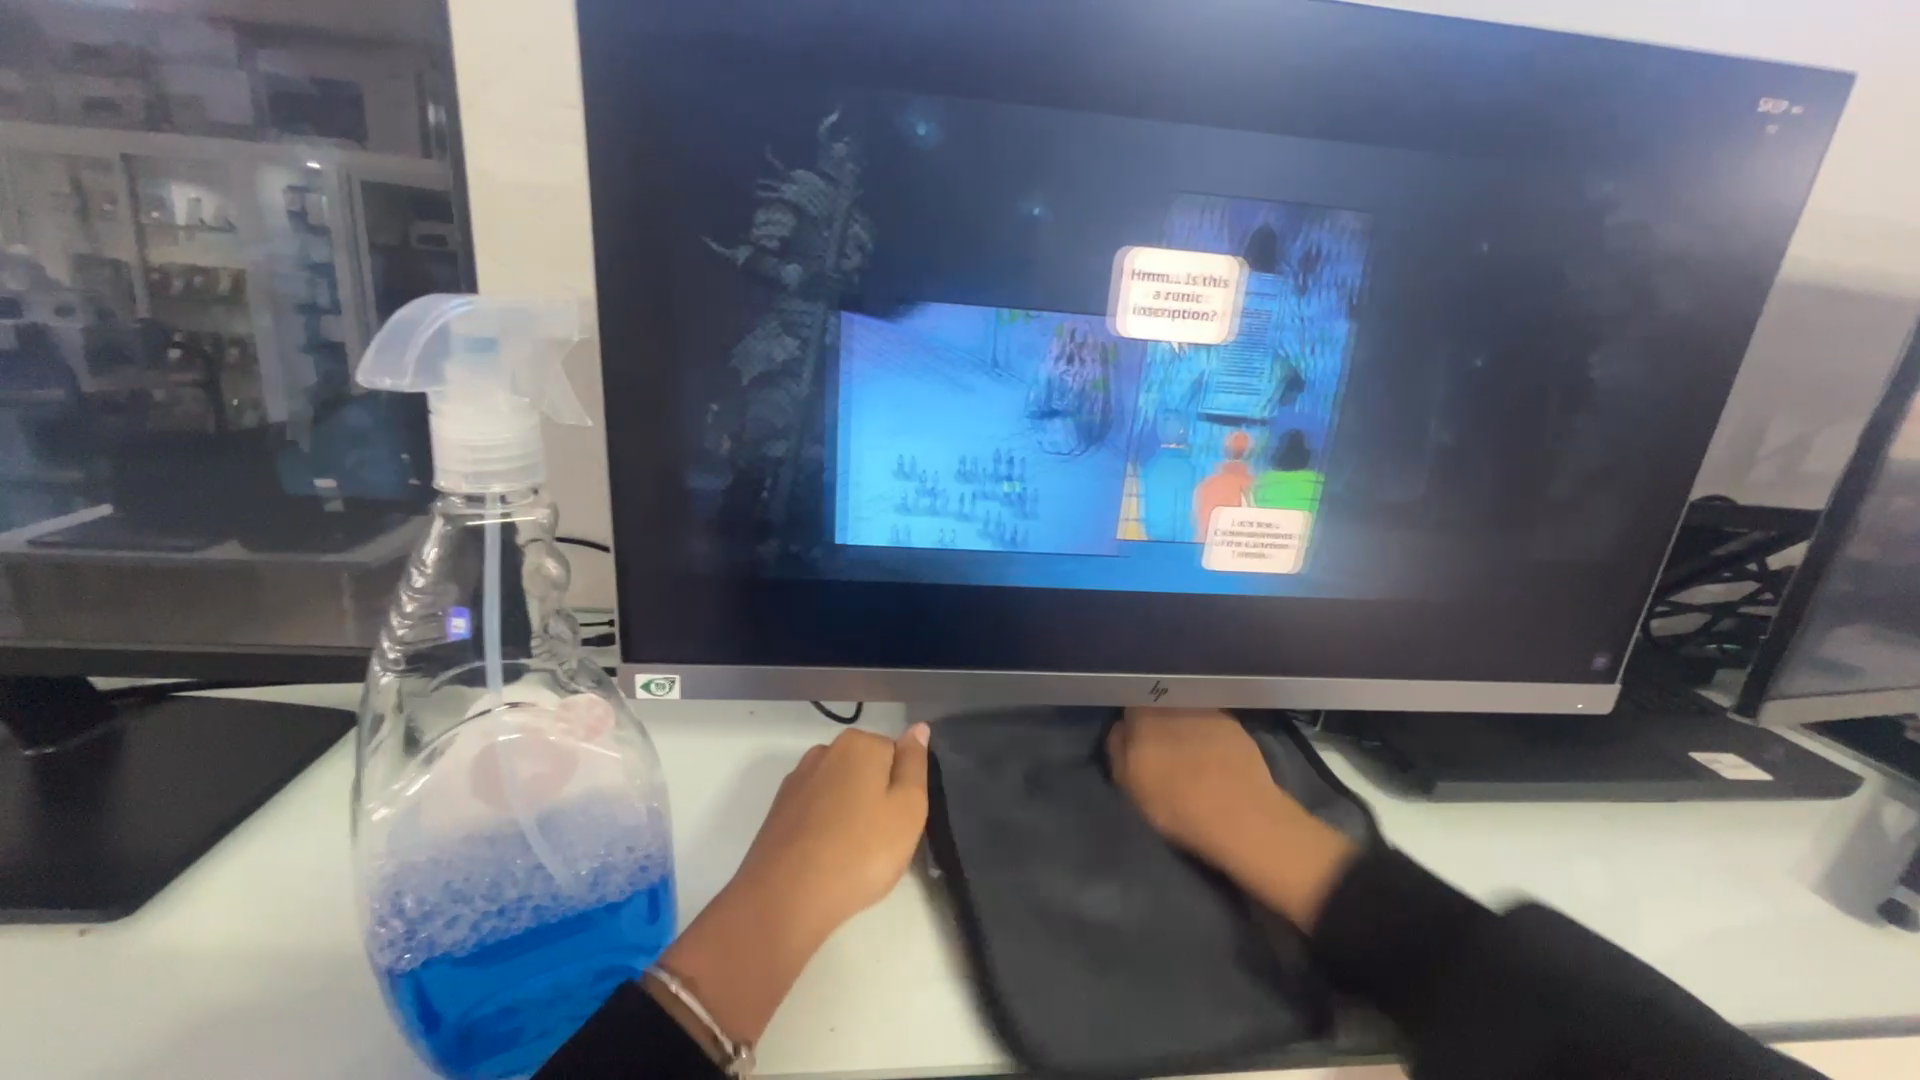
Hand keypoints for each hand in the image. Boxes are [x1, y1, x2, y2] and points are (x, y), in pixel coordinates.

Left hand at [732, 724, 931, 939]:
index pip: (896, 754)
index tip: (899, 822)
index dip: (903, 789)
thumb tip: (918, 728)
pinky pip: (816, 811)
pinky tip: (825, 858)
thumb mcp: (908, 808)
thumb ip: (914, 764)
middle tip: (881, 841)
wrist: (785, 897)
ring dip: (850, 814)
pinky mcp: (778, 810)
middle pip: (866, 770)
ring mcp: (797, 781)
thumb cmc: (860, 851)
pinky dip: (825, 828)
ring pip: (840, 791)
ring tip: (852, 855)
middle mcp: (823, 751)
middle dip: (876, 799)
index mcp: (858, 744)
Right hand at [1107, 706, 1290, 868]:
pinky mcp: (1234, 723)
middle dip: (1159, 722)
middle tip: (1164, 750)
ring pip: (1186, 713)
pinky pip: (1212, 723)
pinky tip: (1215, 758)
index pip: (1129, 708)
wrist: (1240, 815)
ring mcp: (1207, 710)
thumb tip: (1121, 728)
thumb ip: (1118, 749)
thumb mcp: (1130, 785)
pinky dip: (1209, 735)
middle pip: (1159, 706)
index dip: (1132, 726)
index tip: (1136, 744)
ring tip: (1192, 755)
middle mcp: (1173, 704)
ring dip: (1185, 727)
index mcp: (1142, 716)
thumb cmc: (1175, 805)